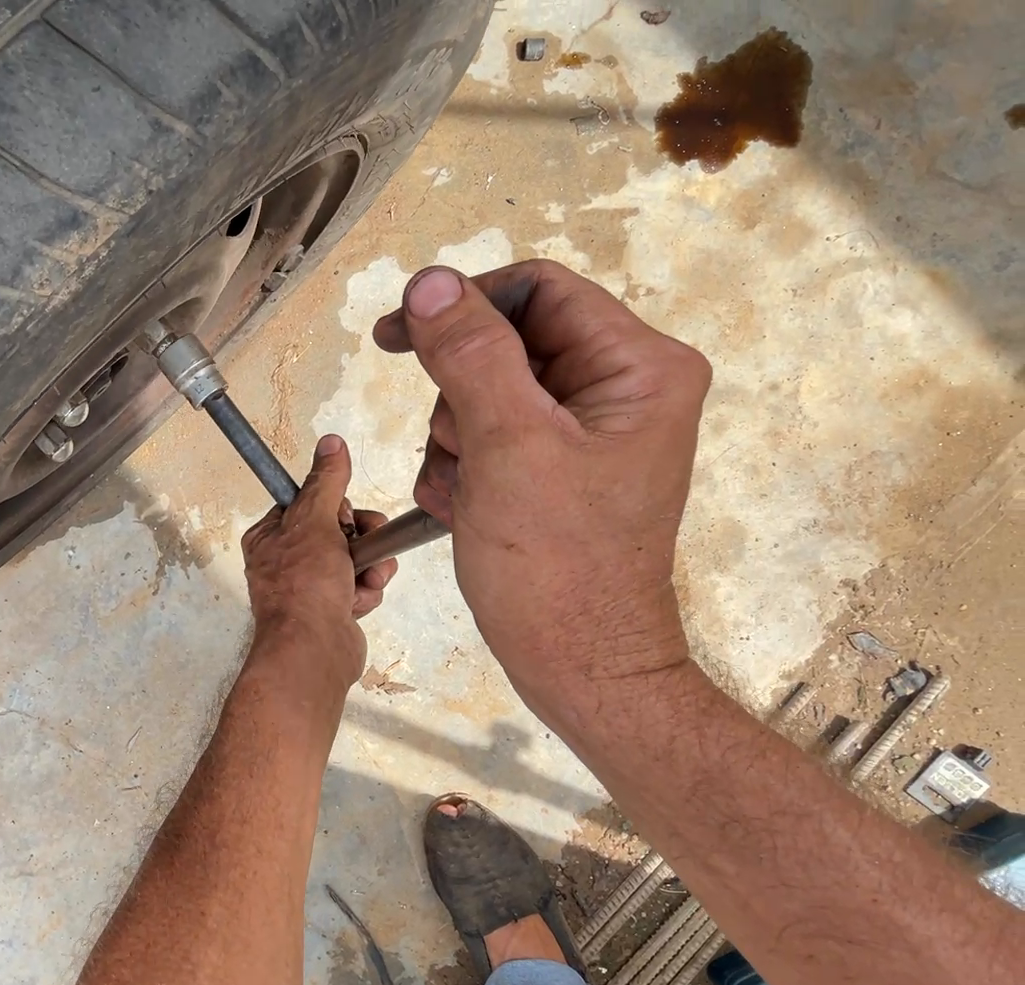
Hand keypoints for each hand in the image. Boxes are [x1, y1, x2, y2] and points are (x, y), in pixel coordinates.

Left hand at [239, 434, 396, 685]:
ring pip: (355, 560)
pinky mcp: (330, 609)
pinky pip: (359, 587)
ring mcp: (307, 587)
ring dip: (367, 569)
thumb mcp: (316, 522)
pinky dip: (364, 594)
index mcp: (270, 537)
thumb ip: (326, 483)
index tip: (345, 518)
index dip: (335, 509)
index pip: (310, 505)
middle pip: (338, 531)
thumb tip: (331, 444)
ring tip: (362, 582)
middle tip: (362, 548)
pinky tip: (356, 603)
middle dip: (360, 541)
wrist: (314, 649)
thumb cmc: (305, 586)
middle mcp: (284, 560)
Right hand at [372, 261, 710, 708]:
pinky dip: (457, 470)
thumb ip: (468, 355)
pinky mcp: (549, 469)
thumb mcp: (508, 445)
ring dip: (452, 442)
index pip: (536, 292)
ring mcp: (580, 433)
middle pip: (501, 346)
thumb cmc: (553, 558)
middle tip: (458, 451)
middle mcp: (615, 389)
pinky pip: (481, 439)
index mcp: (636, 367)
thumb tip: (428, 282)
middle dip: (458, 397)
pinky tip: (465, 510)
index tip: (390, 333)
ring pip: (479, 395)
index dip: (460, 304)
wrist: (574, 660)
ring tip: (466, 495)